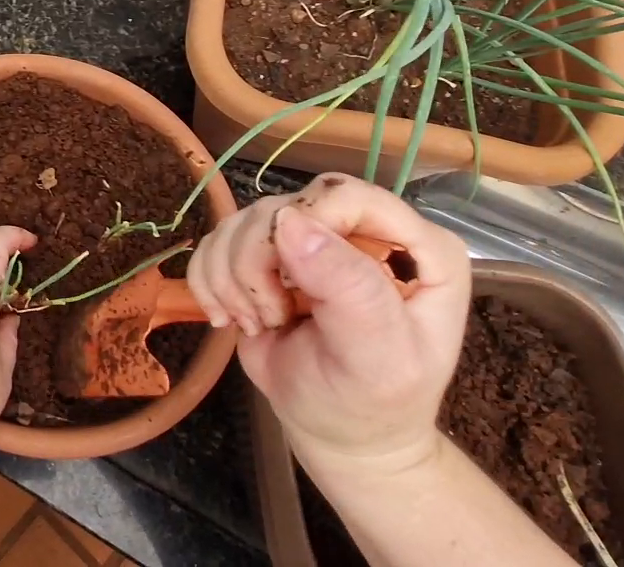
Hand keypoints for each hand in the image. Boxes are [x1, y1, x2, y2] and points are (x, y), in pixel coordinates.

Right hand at [186, 173, 470, 477]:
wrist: (335, 428)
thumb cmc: (372, 403)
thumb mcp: (378, 359)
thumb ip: (350, 291)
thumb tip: (291, 222)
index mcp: (413, 246)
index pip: (344, 195)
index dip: (304, 228)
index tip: (289, 284)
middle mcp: (357, 230)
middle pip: (279, 207)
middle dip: (255, 263)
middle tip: (269, 316)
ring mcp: (306, 239)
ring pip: (237, 223)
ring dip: (229, 279)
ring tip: (256, 323)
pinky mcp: (261, 253)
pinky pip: (211, 242)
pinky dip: (209, 282)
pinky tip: (231, 317)